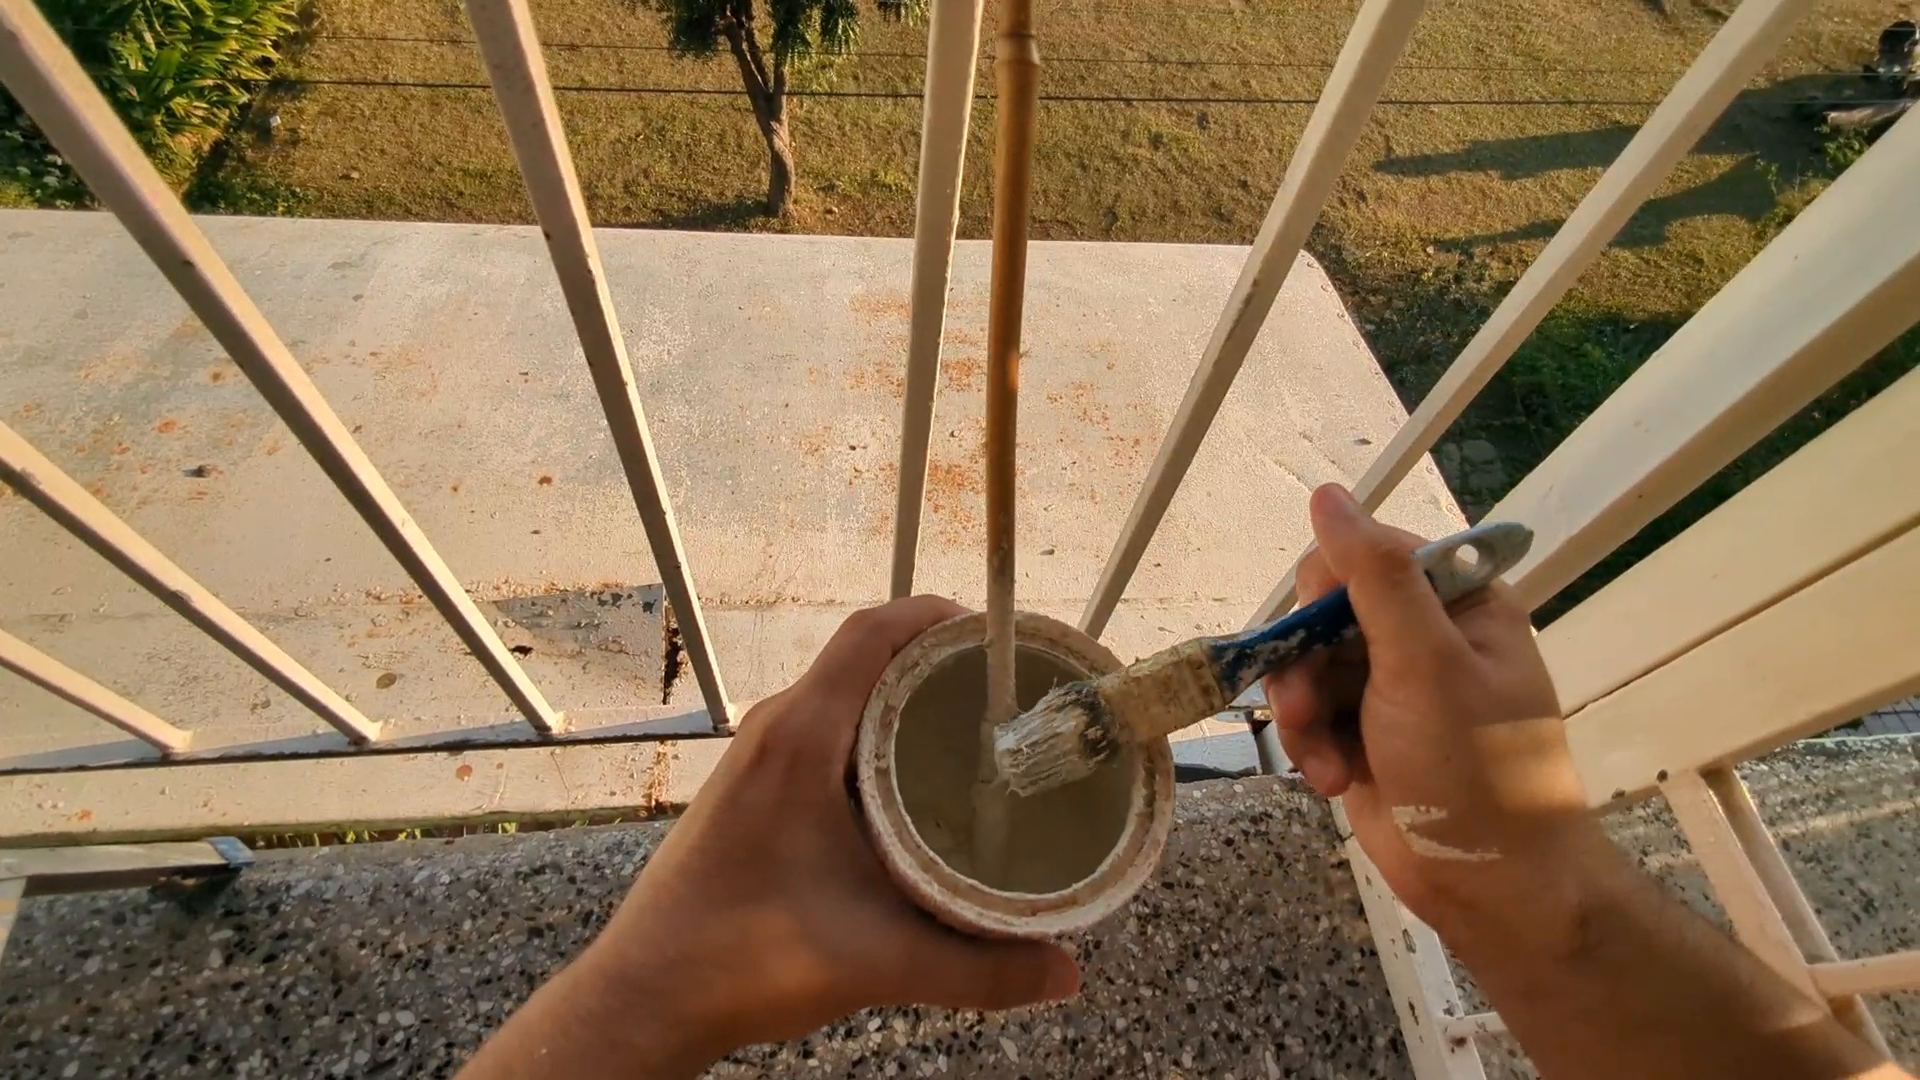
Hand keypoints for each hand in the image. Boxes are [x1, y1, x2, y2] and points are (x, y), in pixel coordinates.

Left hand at [496, 596, 1078, 1076]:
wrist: (644, 993)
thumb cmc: (745, 957)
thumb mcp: (876, 959)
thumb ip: (978, 969)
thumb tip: (1068, 973)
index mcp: (801, 735)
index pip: (869, 633)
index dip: (931, 615)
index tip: (990, 632)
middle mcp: (778, 724)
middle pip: (862, 651)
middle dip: (931, 652)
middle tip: (997, 681)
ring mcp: (762, 749)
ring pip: (843, 686)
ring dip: (902, 687)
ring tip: (966, 717)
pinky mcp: (756, 777)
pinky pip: (825, 718)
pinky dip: (874, 719)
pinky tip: (909, 768)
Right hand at [1263, 485, 1612, 950]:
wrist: (1491, 889)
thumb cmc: (1475, 769)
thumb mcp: (1424, 665)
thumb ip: (1374, 578)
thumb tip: (1327, 495)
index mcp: (1456, 603)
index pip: (1364, 555)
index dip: (1325, 589)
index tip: (1314, 630)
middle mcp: (1419, 636)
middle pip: (1321, 613)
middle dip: (1305, 666)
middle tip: (1310, 707)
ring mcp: (1386, 684)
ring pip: (1304, 665)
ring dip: (1303, 714)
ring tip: (1325, 761)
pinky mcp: (1360, 727)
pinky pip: (1307, 710)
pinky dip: (1309, 743)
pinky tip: (1333, 778)